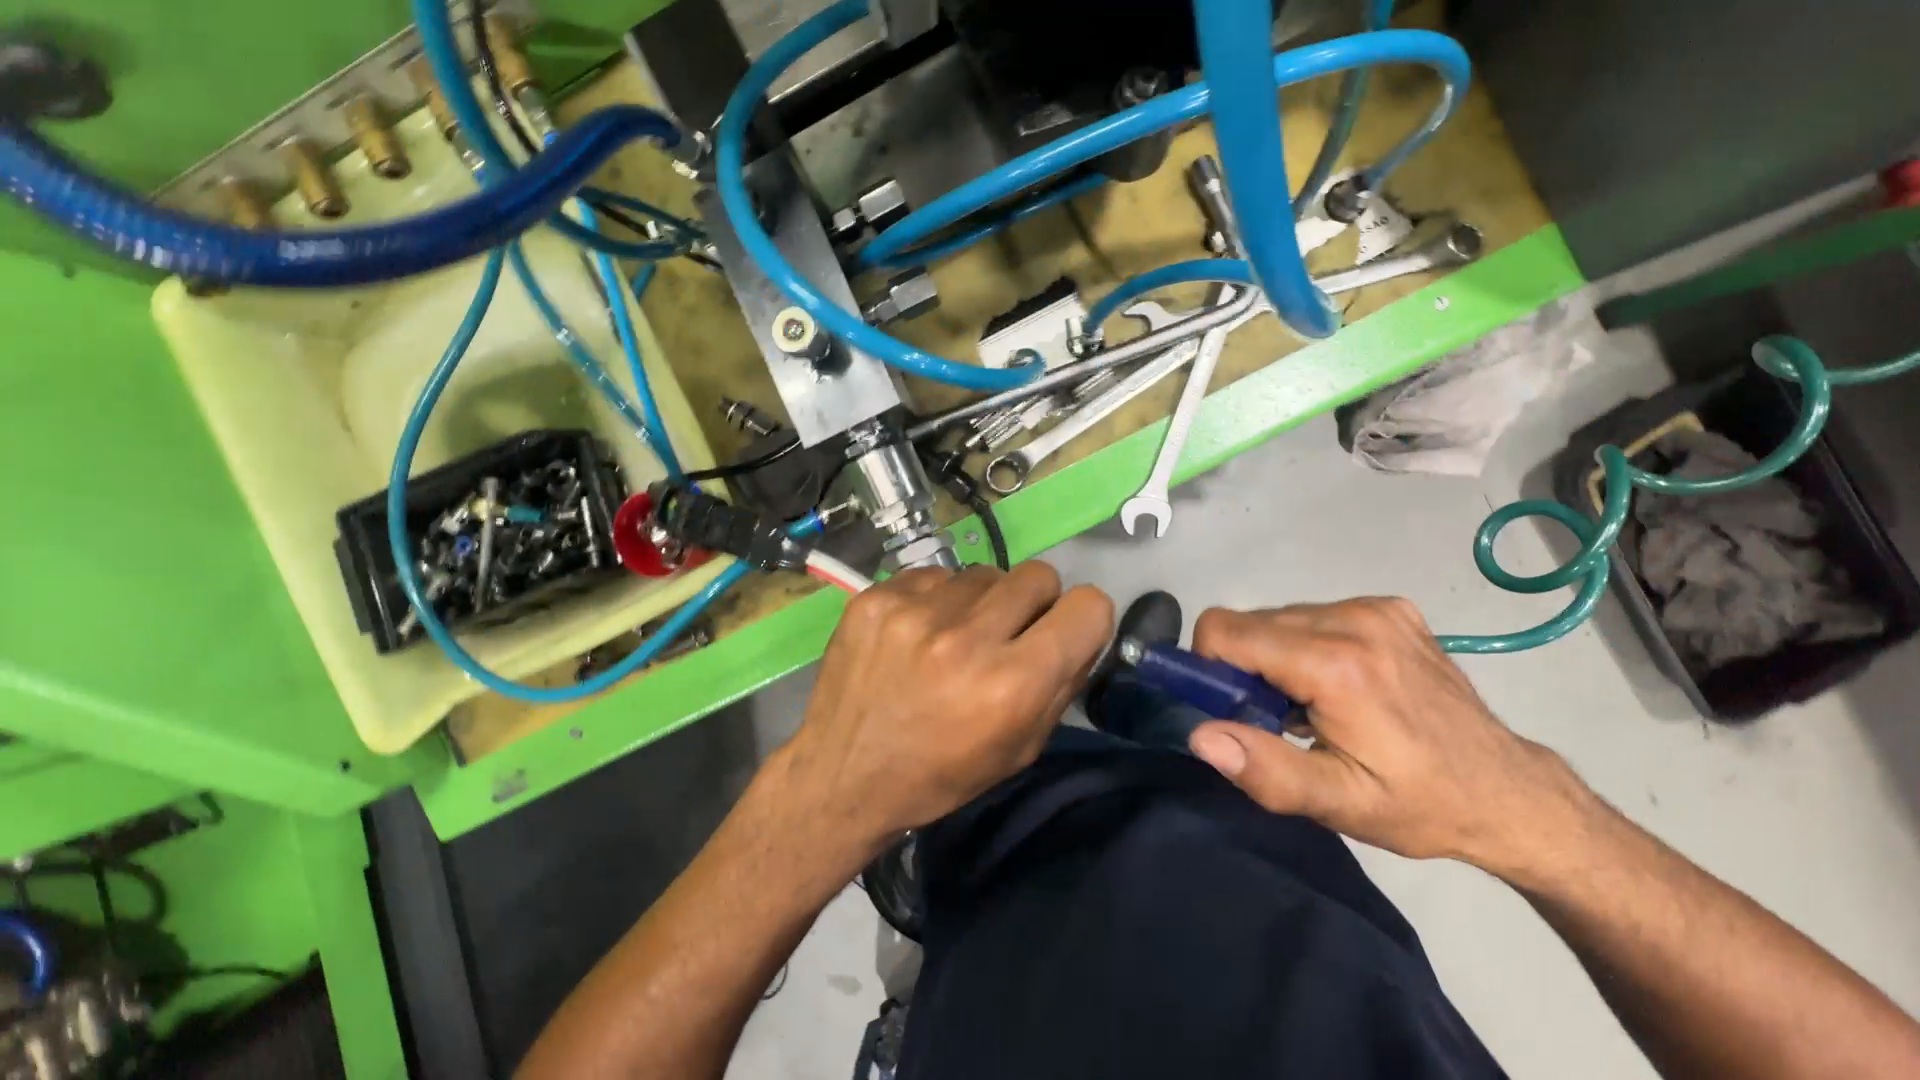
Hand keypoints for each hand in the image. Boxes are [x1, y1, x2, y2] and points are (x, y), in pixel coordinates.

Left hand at [778, 562, 1113, 848]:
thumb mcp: (1020, 749)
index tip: (1063, 636)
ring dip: (982, 601)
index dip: (1083, 621)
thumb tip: (1084, 632)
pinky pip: (935, 575)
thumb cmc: (941, 774)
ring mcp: (915, 612)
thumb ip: (1062, 684)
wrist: (843, 774)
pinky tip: (918, 635)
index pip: (1088, 606)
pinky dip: (937, 600)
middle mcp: (966, 639)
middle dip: (1035, 604)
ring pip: (984, 572)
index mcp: (1011, 685)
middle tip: (1009, 635)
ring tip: (956, 638)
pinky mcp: (875, 598)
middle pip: (1038, 575)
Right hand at [1185, 598, 1598, 873]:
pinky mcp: (1392, 608)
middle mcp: (1354, 619)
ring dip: (1277, 659)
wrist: (1508, 793)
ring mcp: (1377, 608)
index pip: (1224, 630)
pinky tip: (1341, 688)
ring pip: (1280, 617)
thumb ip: (1266, 768)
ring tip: (1314, 709)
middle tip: (1279, 722)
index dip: (1210, 670)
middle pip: (1250, 623)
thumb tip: (1200, 734)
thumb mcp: (1337, 803)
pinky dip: (1310, 647)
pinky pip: (1317, 614)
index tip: (1235, 713)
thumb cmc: (1417, 805)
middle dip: (1245, 669)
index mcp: (1336, 663)